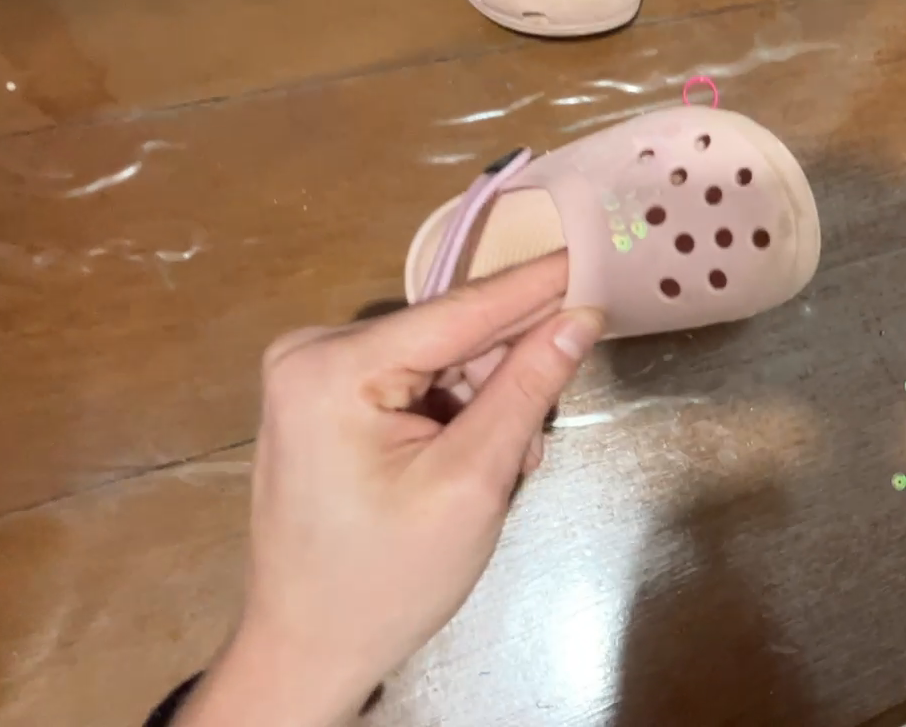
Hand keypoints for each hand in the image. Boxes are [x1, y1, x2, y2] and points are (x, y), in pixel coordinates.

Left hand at [179, 253, 602, 725]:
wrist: (309, 653)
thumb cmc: (387, 578)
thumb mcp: (473, 480)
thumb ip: (528, 388)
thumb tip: (581, 317)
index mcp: (336, 367)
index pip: (465, 309)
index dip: (539, 282)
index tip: (596, 252)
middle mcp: (320, 350)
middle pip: (459, 332)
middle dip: (514, 371)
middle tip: (542, 429)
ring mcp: (323, 370)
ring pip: (452, 354)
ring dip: (495, 398)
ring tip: (508, 462)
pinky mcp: (336, 391)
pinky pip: (430, 373)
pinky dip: (469, 407)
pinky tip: (480, 454)